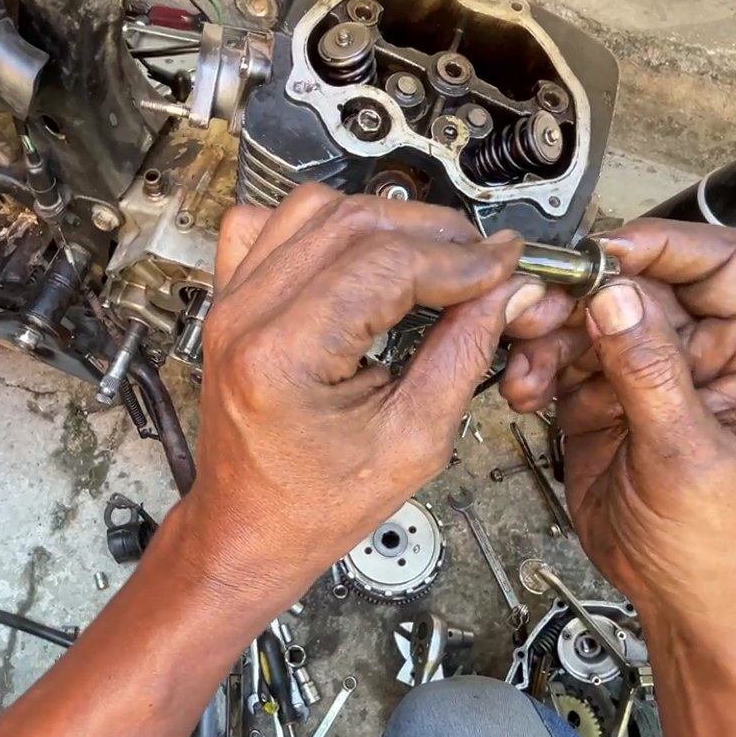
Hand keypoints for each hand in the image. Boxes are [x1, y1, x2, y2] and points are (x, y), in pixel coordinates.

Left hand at [179, 184, 561, 612]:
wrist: (249, 528)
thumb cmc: (312, 506)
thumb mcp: (412, 443)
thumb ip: (463, 354)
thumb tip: (504, 293)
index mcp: (284, 357)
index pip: (386, 264)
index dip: (458, 258)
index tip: (503, 264)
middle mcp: (245, 317)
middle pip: (353, 222)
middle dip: (433, 234)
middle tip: (481, 261)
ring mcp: (231, 304)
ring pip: (314, 208)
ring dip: (383, 221)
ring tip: (431, 257)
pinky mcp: (231, 303)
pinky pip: (268, 227)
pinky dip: (319, 225)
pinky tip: (352, 255)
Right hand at [500, 221, 735, 651]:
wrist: (687, 605)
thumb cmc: (724, 544)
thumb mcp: (691, 455)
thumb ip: (650, 373)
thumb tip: (616, 296)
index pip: (715, 265)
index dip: (661, 246)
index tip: (603, 253)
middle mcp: (698, 356)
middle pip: (633, 290)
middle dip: (580, 299)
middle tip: (535, 313)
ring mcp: (644, 379)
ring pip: (587, 326)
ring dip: (548, 340)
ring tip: (527, 371)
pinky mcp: (600, 405)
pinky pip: (560, 367)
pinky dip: (535, 374)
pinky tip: (526, 395)